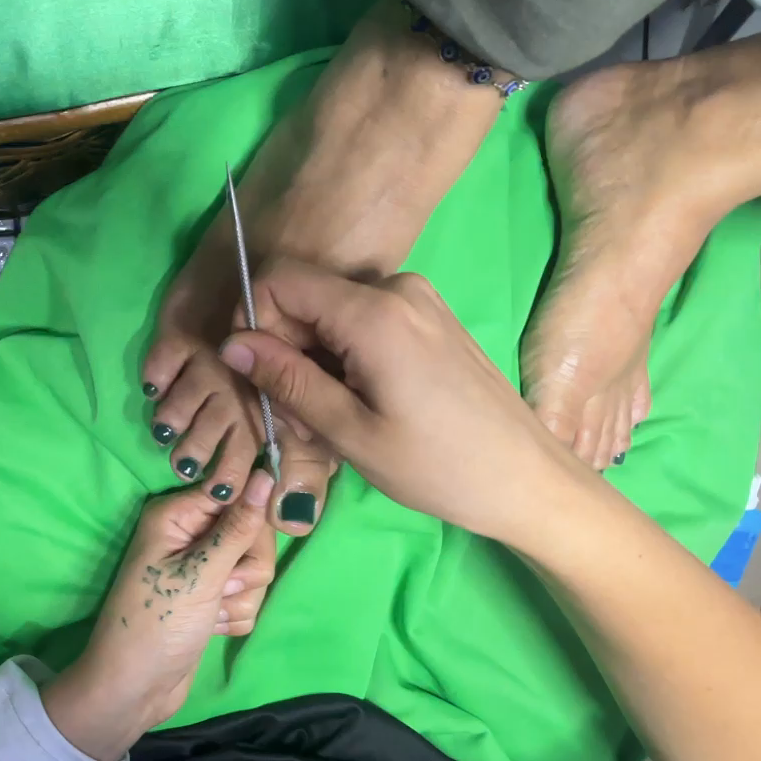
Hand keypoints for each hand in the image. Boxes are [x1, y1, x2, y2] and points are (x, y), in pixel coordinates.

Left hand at [43, 471, 275, 760]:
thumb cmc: (157, 625)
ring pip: (256, 567)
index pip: (237, 490)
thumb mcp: (200, 575)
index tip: (245, 549)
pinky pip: (249, 594)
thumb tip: (265, 473)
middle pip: (253, 531)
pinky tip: (211, 628)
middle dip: (247, 567)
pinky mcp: (214, 596)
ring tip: (210, 614)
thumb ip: (238, 526)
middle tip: (222, 588)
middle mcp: (190, 533)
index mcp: (177, 514)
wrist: (135, 691)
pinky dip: (236, 615)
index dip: (252, 517)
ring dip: (241, 597)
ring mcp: (203, 567)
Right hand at [140, 0, 507, 534]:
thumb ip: (287, 380)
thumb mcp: (350, 431)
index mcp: (374, 311)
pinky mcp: (429, 318)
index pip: (280, 279)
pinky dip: (345, 358)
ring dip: (315, 361)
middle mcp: (396, 287)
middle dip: (287, 350)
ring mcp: (418, 300)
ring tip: (334, 421)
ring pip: (332, 314)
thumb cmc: (438, 466)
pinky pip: (364, 322)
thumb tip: (231, 343)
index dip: (256, 323)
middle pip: (306, 297)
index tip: (265, 379)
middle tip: (301, 418)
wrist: (528, 480)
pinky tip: (361, 405)